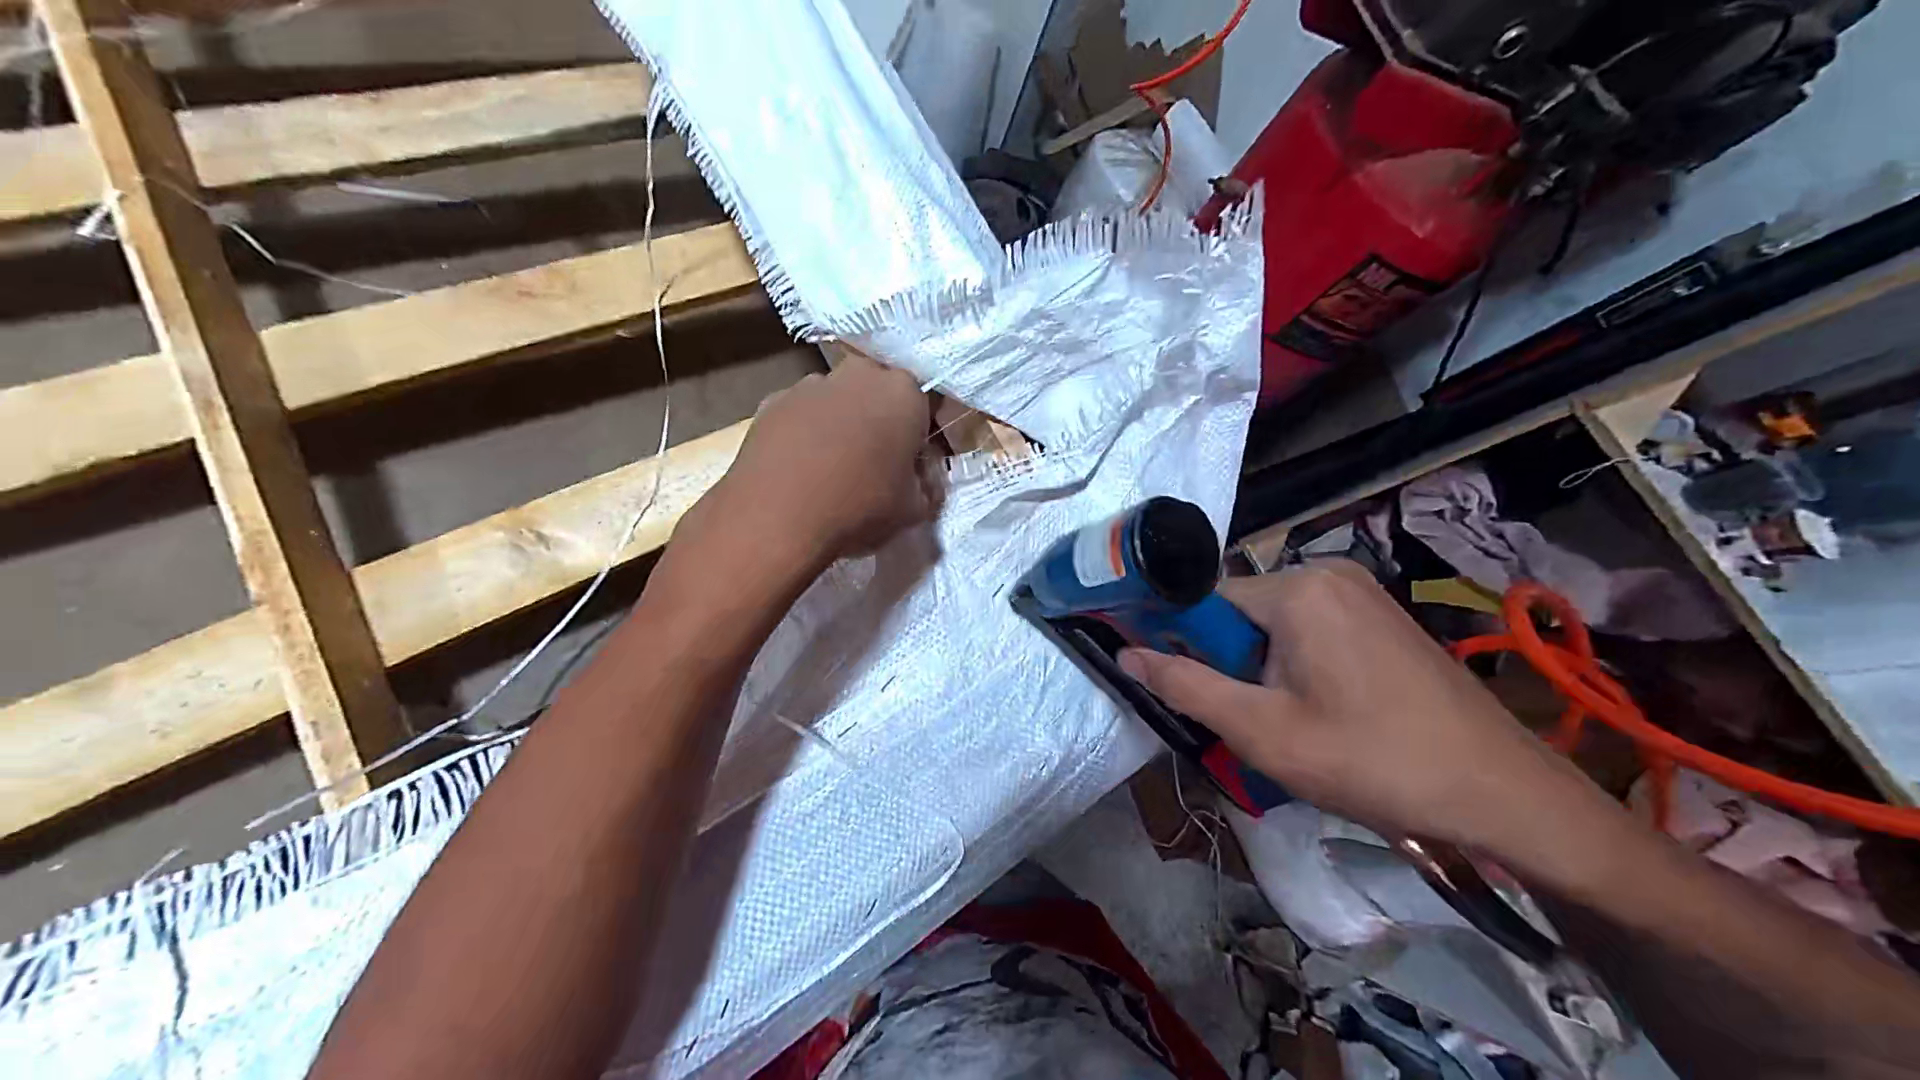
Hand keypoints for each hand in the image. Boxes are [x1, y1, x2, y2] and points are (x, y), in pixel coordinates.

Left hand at [705, 351, 936, 569]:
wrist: (776, 517)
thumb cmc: (860, 507)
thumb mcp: (915, 509)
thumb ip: (927, 485)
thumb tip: (921, 476)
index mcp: (904, 392)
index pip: (925, 404)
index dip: (921, 435)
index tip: (915, 462)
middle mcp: (859, 374)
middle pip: (878, 392)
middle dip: (880, 420)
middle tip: (876, 462)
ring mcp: (810, 384)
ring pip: (836, 400)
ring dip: (840, 424)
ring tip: (831, 468)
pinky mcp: (771, 401)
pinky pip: (800, 415)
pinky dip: (804, 434)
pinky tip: (799, 469)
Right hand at [1117, 560, 1623, 863]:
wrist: (1503, 792)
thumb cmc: (1372, 760)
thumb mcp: (1262, 731)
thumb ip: (1186, 686)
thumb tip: (1125, 654)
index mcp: (1296, 589)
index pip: (1202, 599)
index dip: (1179, 640)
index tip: (1178, 684)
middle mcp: (1327, 572)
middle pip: (1238, 610)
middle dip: (1228, 660)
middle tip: (1250, 718)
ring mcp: (1360, 590)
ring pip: (1272, 621)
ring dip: (1260, 665)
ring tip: (1288, 720)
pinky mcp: (1380, 613)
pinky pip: (1309, 625)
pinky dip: (1295, 661)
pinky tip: (1321, 707)